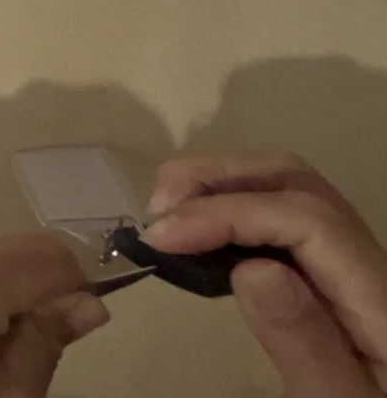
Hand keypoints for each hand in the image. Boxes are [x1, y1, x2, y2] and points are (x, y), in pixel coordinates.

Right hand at [144, 152, 386, 394]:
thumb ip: (305, 343)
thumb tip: (252, 268)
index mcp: (386, 303)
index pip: (307, 219)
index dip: (223, 212)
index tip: (159, 238)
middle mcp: (376, 266)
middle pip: (291, 179)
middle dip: (209, 179)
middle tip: (157, 215)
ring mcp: (349, 260)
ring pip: (275, 182)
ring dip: (208, 185)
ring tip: (165, 219)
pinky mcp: (322, 264)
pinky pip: (268, 205)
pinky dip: (216, 201)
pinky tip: (191, 232)